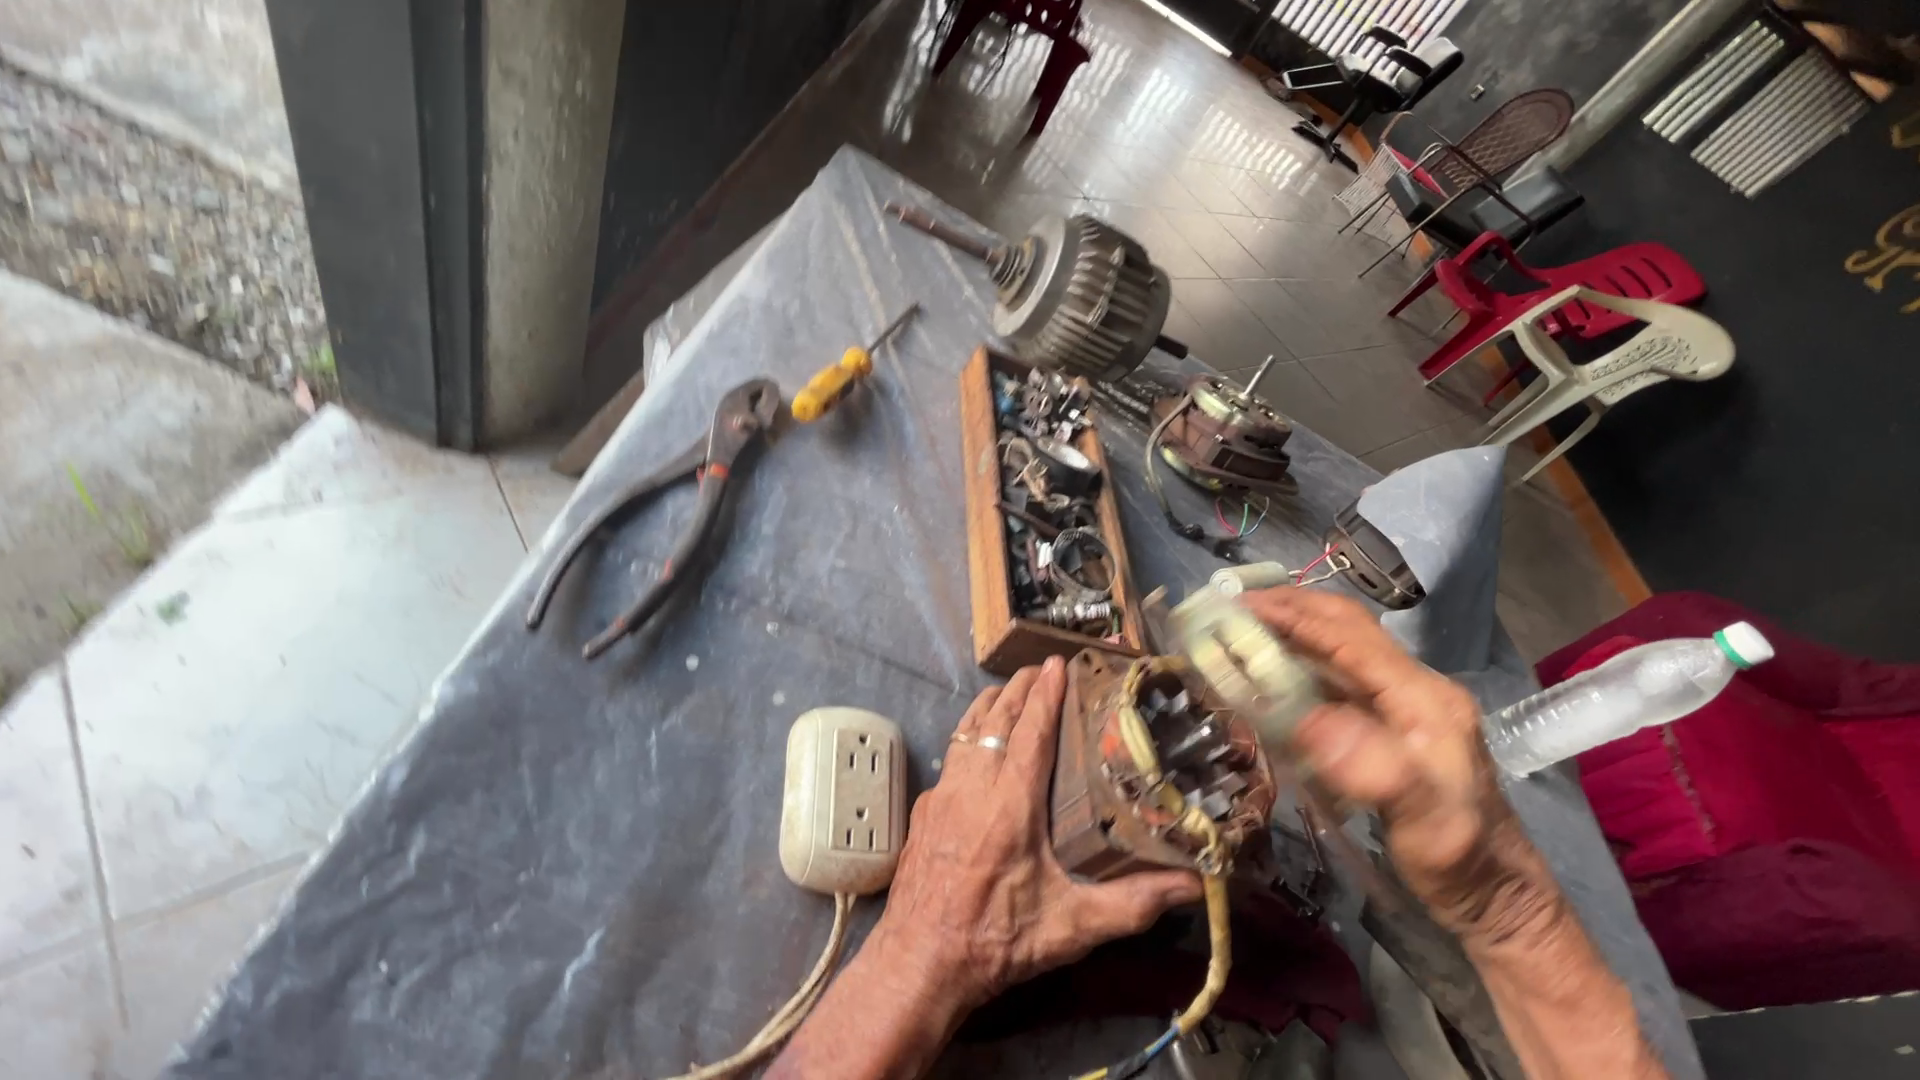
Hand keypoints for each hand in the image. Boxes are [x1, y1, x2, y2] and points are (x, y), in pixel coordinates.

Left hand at [870, 656, 1202, 1010]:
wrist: (919, 962)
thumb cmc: (997, 941)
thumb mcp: (1072, 927)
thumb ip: (1134, 903)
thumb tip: (1193, 886)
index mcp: (1010, 804)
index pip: (1031, 732)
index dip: (1046, 695)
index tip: (1057, 663)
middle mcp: (972, 787)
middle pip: (994, 720)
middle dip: (1017, 689)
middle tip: (1038, 669)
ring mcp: (941, 796)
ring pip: (965, 732)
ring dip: (988, 706)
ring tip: (1006, 691)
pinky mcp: (924, 811)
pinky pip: (950, 756)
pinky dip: (968, 736)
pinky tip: (976, 747)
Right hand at [1238, 589, 1566, 946]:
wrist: (1501, 900)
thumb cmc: (1463, 863)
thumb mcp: (1428, 826)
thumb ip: (1379, 771)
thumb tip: (1312, 721)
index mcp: (1424, 698)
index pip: (1349, 637)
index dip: (1292, 616)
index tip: (1237, 609)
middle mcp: (1414, 689)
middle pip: (1345, 629)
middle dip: (1287, 611)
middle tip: (1228, 611)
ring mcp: (1402, 706)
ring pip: (1338, 650)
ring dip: (1289, 634)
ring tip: (1238, 635)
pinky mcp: (1389, 725)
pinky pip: (1335, 681)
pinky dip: (1296, 668)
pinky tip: (1267, 679)